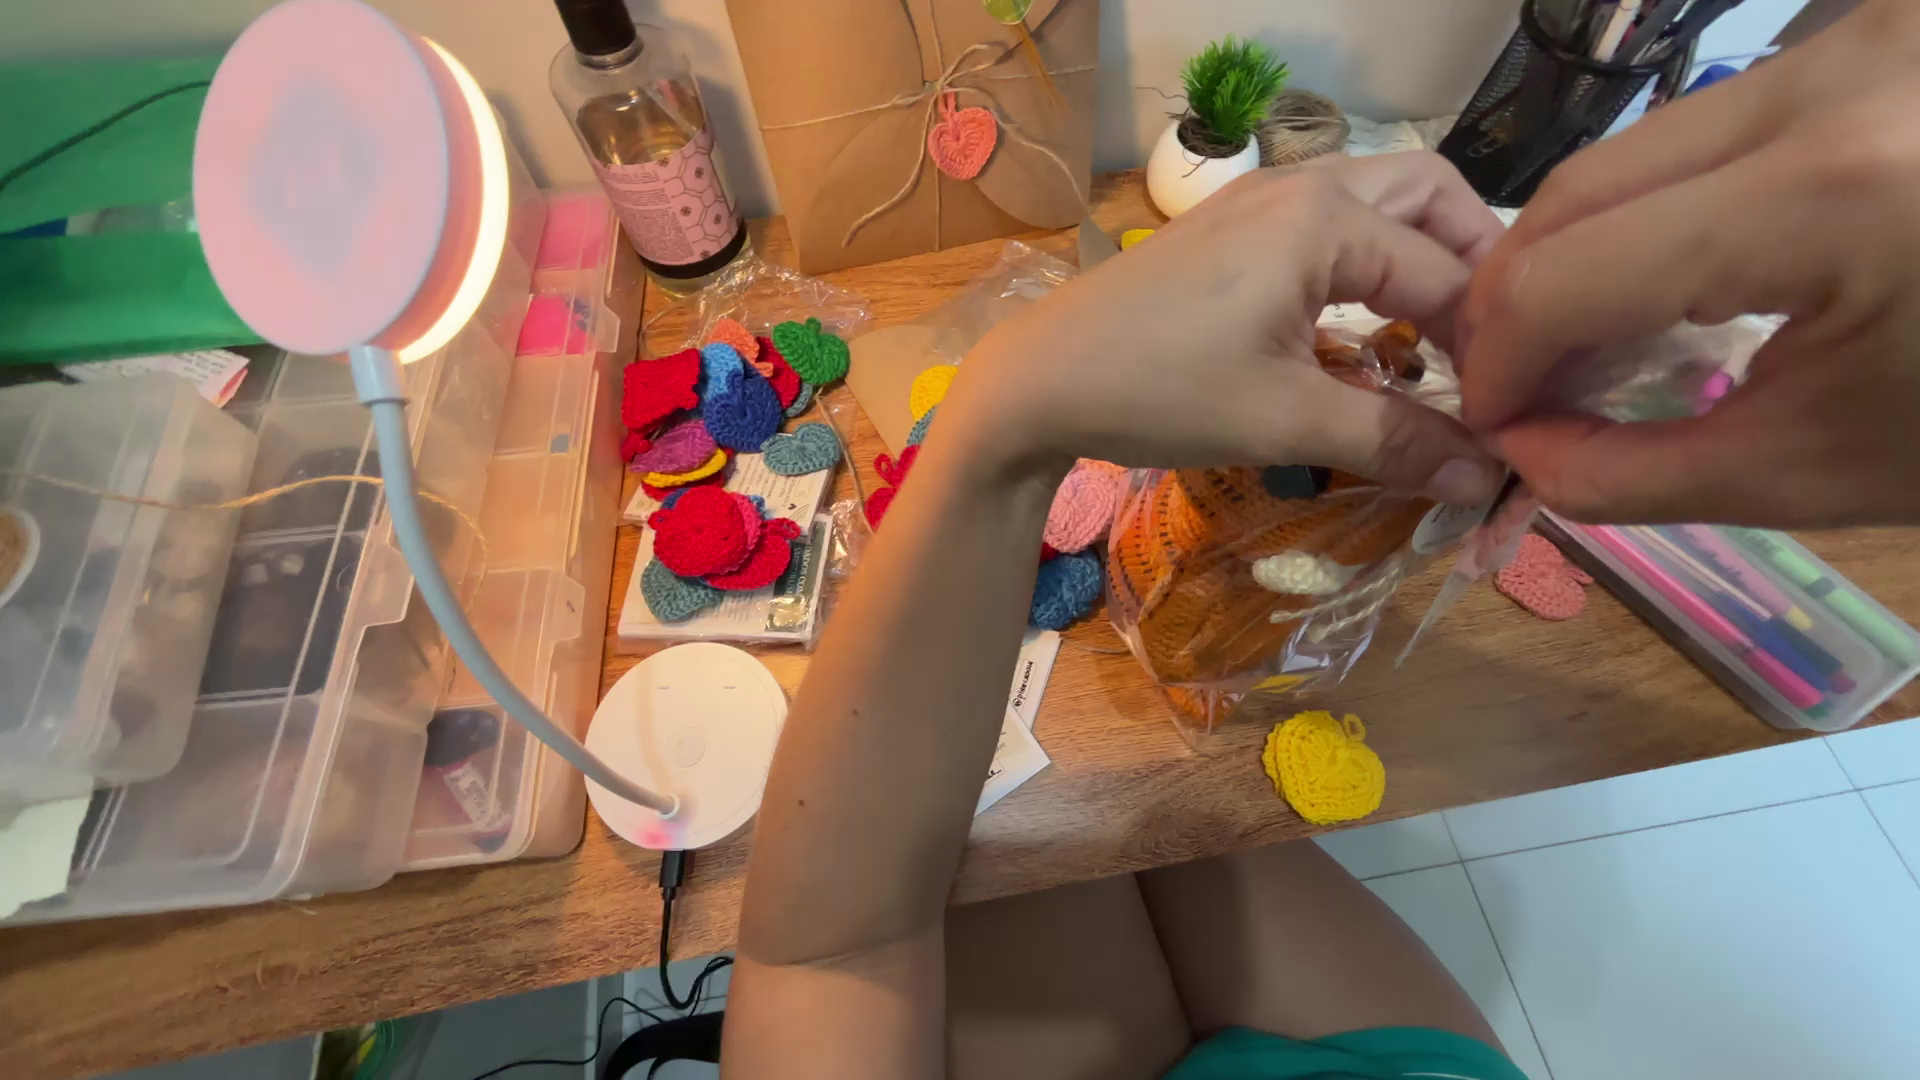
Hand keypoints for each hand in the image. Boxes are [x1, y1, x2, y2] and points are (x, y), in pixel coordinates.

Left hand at [942, 151, 1506, 506]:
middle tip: (1483, 342)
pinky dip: (1349, 271)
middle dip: (1469, 264)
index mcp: (1326, 217)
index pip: (1451, 272)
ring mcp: (1247, 205)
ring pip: (1365, 210)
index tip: (1513, 407)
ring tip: (1424, 338)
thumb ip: (1391, 440)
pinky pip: (1312, 233)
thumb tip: (1482, 479)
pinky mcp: (1215, 235)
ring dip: (1408, 263)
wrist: (1035, 383)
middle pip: (1424, 199)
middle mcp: (1295, 186)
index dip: (1493, 344)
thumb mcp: (1282, 419)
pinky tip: (1342, 329)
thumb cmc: (1157, 392)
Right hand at [1460, 0, 1919, 526]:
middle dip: (1511, 307)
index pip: (1552, 280)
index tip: (1495, 421)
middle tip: (1525, 382)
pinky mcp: (1887, 33)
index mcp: (1834, 193)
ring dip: (1569, 262)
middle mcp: (1842, 71)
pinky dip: (1641, 221)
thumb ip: (1615, 474)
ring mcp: (1873, 29)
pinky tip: (1666, 282)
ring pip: (1619, 160)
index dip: (1494, 364)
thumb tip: (1510, 444)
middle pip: (1565, 199)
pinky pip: (1693, 136)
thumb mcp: (1812, 470)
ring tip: (1590, 338)